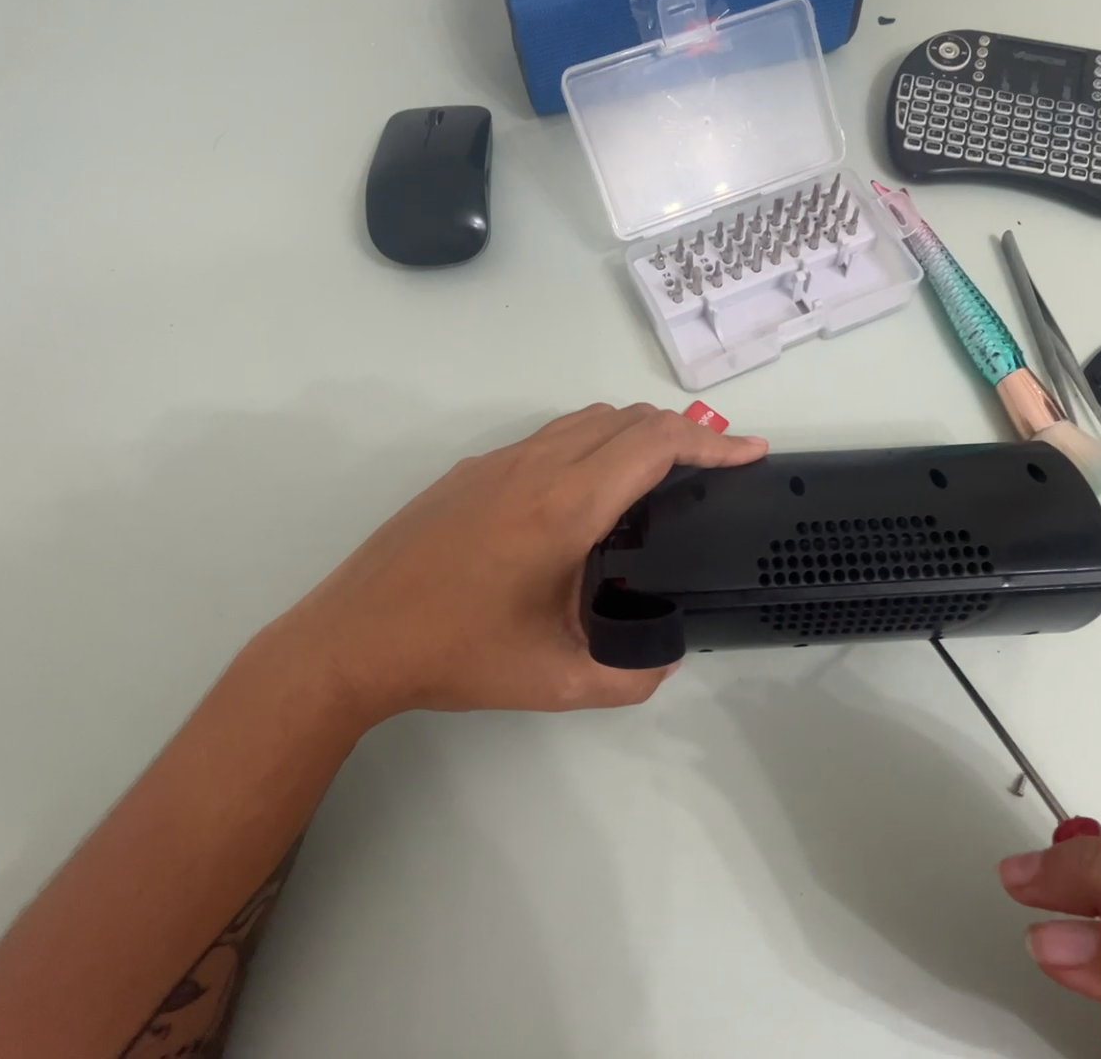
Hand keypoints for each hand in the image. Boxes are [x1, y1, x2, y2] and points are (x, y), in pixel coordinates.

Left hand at [265, 403, 766, 725]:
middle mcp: (533, 468)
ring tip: (665, 470)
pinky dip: (593, 442)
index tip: (750, 452)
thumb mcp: (556, 681)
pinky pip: (550, 436)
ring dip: (636, 431)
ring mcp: (496, 463)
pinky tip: (593, 489)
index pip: (654, 446)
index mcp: (564, 509)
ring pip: (585, 420)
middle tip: (716, 465)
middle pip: (626, 418)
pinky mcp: (471, 472)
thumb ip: (630, 677)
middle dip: (684, 432)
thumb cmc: (455, 656)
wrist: (351, 640)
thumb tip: (666, 661)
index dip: (711, 442)